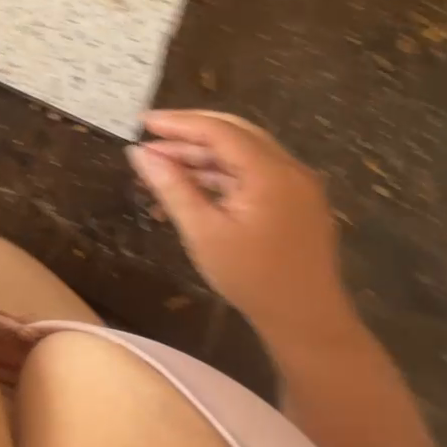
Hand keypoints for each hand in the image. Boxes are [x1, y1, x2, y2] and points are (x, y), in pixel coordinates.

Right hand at [128, 110, 354, 338]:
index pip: (219, 131)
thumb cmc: (252, 277)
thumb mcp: (203, 231)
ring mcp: (297, 186)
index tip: (141, 124)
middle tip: (150, 136)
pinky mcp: (295, 201)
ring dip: (202, 153)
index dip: (178, 123)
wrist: (308, 323)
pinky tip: (190, 184)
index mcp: (271, 174)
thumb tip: (138, 152)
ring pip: (242, 152)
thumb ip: (171, 186)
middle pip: (234, 133)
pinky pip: (252, 172)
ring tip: (162, 164)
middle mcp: (290, 170)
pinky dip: (219, 172)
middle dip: (189, 132)